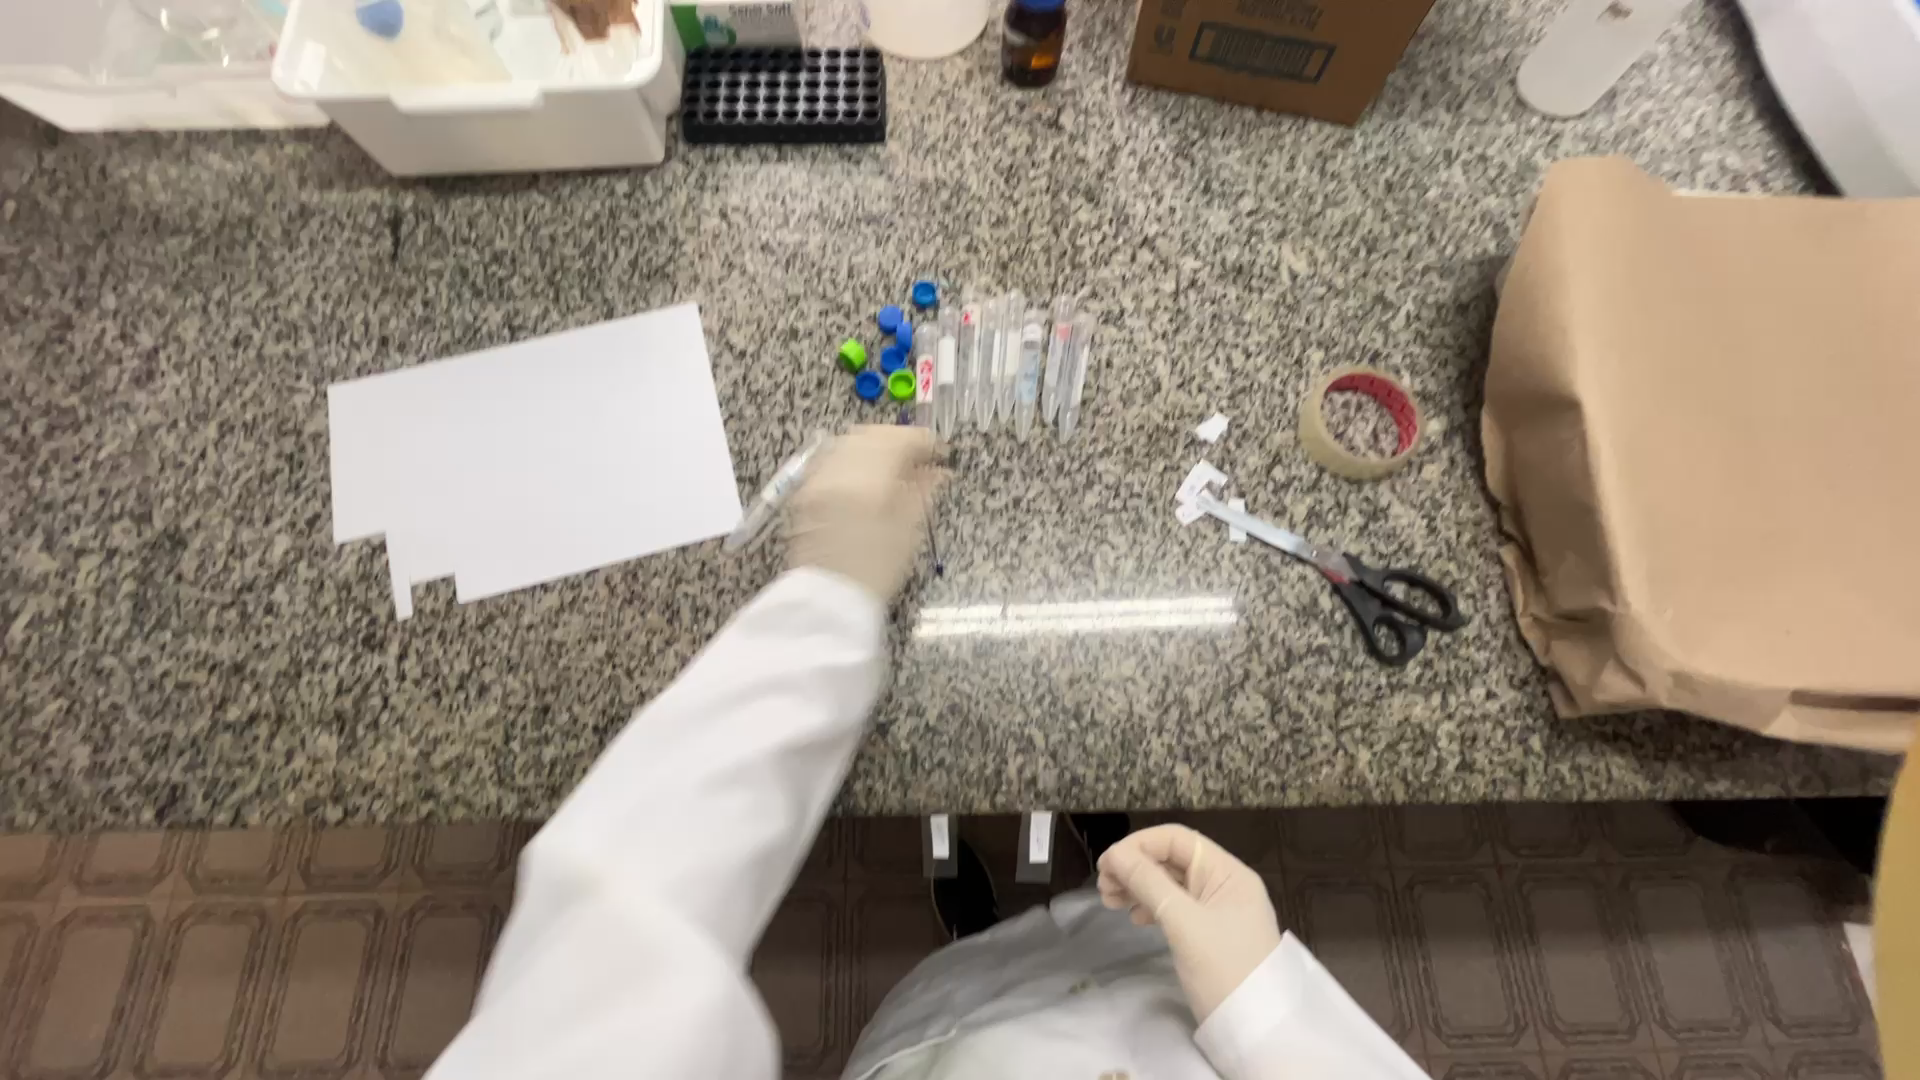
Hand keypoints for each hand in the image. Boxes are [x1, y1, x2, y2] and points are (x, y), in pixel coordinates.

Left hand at [785, 426, 945, 602]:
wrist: (828, 601)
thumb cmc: (877, 570)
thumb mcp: (909, 532)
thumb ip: (924, 492)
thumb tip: (939, 471)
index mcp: (870, 481)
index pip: (900, 441)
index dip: (925, 441)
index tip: (941, 452)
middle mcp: (840, 472)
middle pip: (872, 435)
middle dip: (899, 439)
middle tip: (920, 456)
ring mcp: (818, 479)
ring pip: (849, 442)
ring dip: (875, 444)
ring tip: (895, 464)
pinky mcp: (806, 491)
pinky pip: (832, 458)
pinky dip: (853, 457)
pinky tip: (867, 475)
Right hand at [1096, 824, 1283, 1022]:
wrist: (1259, 1036)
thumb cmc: (1225, 971)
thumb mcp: (1184, 924)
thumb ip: (1148, 883)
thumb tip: (1114, 854)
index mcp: (1227, 872)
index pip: (1177, 840)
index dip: (1139, 845)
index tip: (1107, 864)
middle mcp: (1223, 884)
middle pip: (1171, 860)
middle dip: (1135, 868)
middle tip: (1104, 886)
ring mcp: (1217, 910)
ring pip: (1169, 883)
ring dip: (1138, 887)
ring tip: (1109, 900)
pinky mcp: (1209, 933)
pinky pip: (1174, 906)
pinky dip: (1151, 907)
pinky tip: (1134, 918)